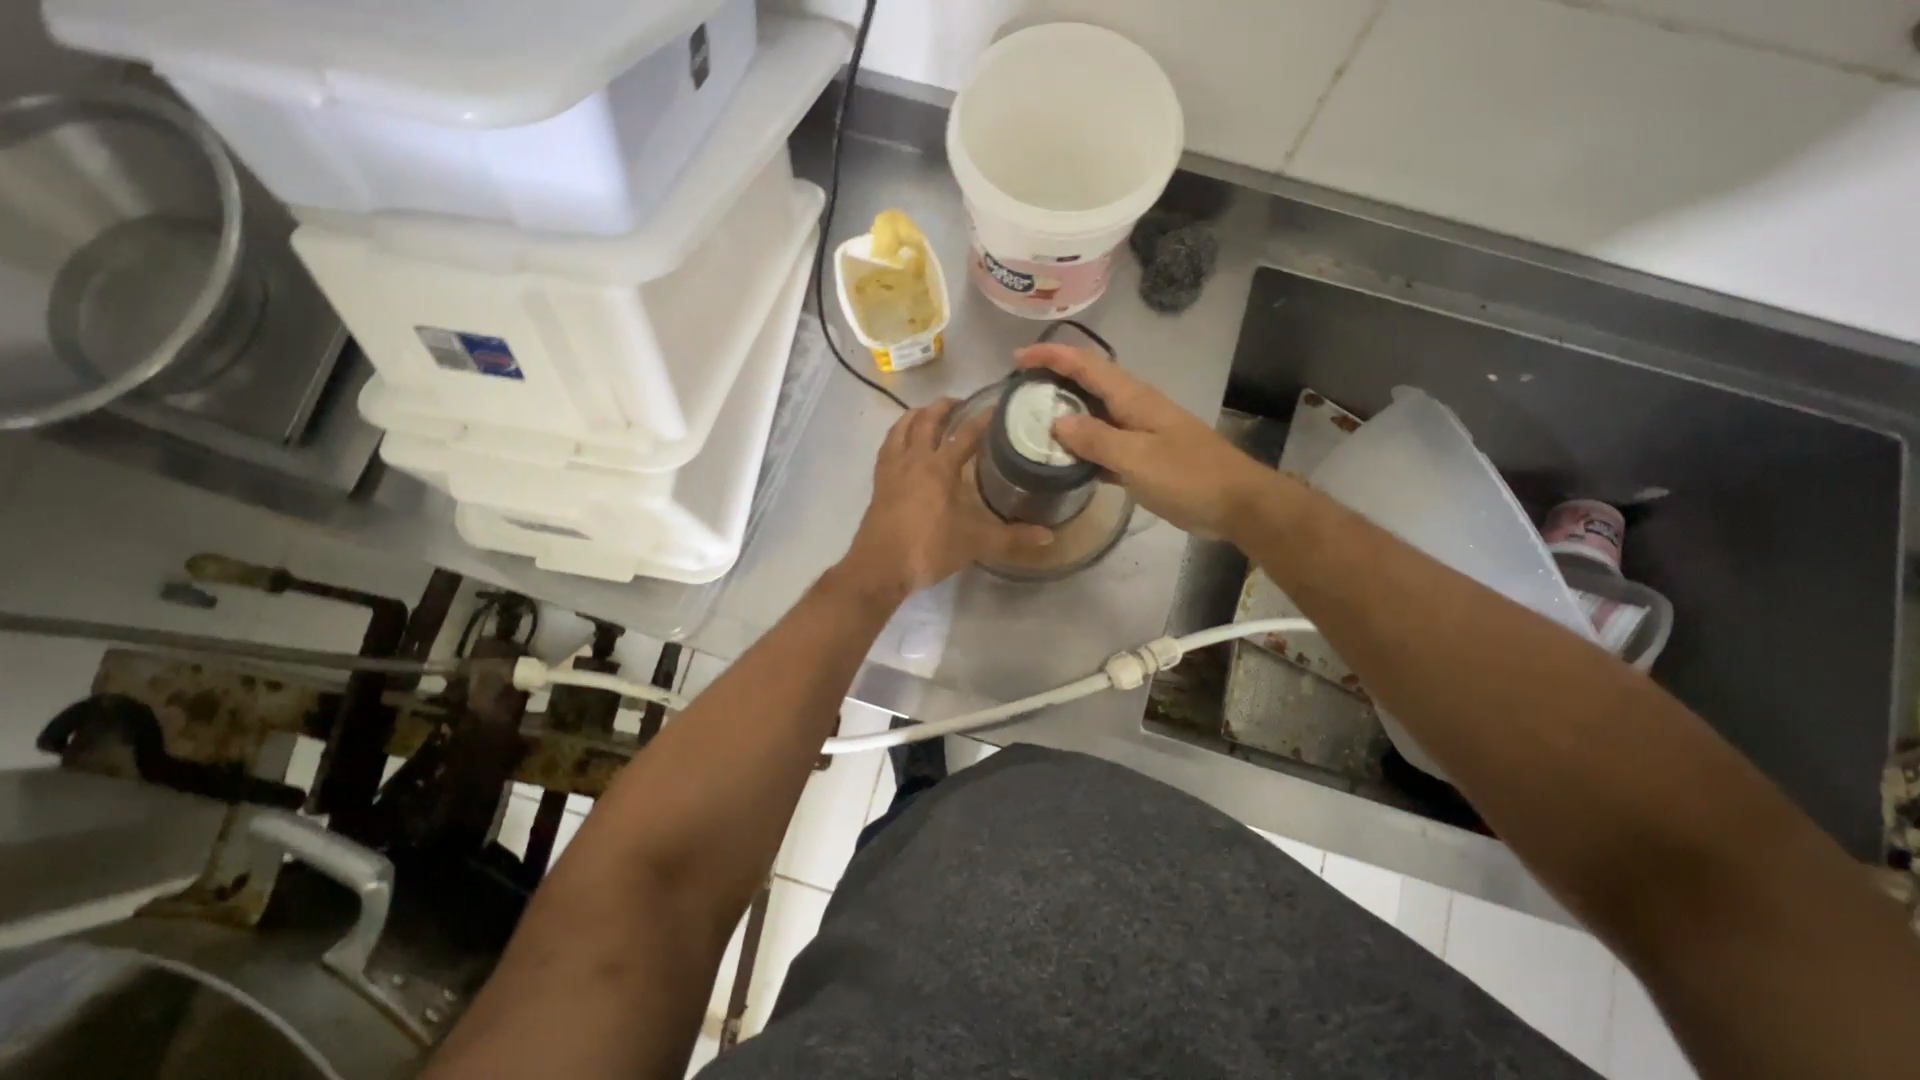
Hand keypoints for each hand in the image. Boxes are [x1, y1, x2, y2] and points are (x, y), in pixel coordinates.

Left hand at [840, 399, 1053, 596]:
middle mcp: (914, 460)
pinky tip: (902, 442)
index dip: (982, 418)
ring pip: (902, 428)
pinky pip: (887, 446)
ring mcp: (892, 469)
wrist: (880, 567)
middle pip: (927, 420)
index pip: (965, 434)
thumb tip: (1048, 536)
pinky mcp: (878, 482)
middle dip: (944, 406)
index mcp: (940, 468)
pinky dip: (897, 435)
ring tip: (928, 413)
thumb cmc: (929, 549)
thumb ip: (1011, 538)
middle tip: (961, 402)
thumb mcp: (975, 544)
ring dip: (916, 415)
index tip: (997, 404)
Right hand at [1017, 343, 1275, 539]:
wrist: (1237, 503)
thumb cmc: (1189, 477)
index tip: (1016, 360)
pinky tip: (1063, 459)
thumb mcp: (1136, 458)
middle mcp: (1135, 407)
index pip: (1086, 365)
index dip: (1051, 356)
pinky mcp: (1145, 457)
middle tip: (1017, 392)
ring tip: (1031, 422)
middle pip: (1088, 383)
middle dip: (1054, 380)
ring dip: (1066, 413)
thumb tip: (1058, 422)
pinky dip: (1082, 445)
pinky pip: (1105, 443)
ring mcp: (1141, 432)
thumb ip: (1095, 439)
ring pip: (1095, 414)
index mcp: (1133, 398)